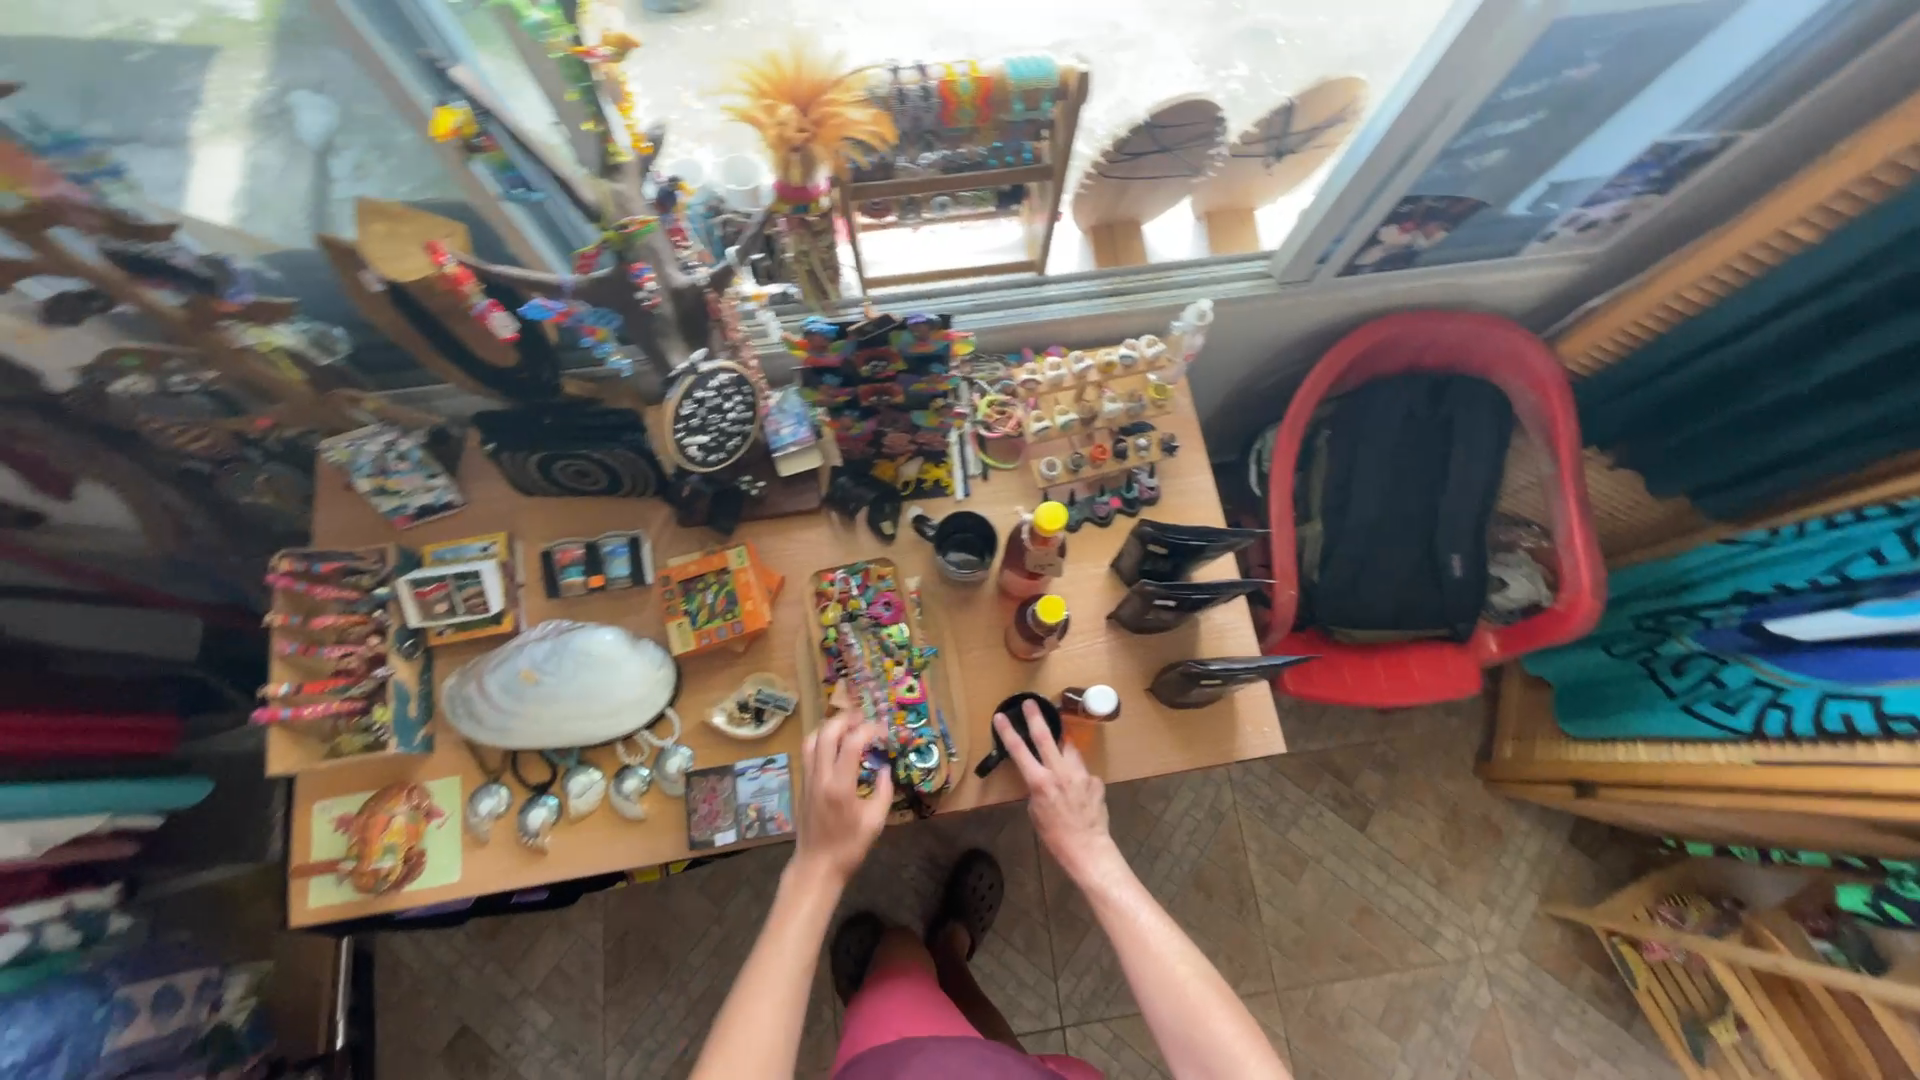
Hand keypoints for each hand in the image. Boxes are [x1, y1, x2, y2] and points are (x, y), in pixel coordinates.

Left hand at [792, 712, 891, 886]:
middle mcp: (820, 777)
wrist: (816, 867)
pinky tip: (836, 745)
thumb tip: (884, 769)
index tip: (883, 731)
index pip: (852, 743)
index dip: (869, 730)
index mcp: (840, 786)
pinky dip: (822, 740)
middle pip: (827, 733)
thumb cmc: (849, 847)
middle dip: (846, 719)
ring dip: (830, 727)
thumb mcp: (875, 821)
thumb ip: (883, 791)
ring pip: (812, 739)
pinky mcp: (802, 784)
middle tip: (863, 718)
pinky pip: (809, 752)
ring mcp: (807, 779)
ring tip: (848, 727)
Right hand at [995, 703, 1121, 884]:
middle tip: (1030, 703)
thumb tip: (1042, 778)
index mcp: (1040, 782)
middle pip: (1045, 737)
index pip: (1019, 751)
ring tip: (1060, 749)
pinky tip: (1079, 791)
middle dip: (1036, 717)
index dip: (1008, 732)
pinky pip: (1083, 771)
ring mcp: (1080, 774)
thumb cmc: (1055, 836)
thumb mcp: (1035, 812)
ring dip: (1062, 747)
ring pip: (1069, 750)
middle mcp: (1060, 772)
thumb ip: (1037, 789)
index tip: (1000, 716)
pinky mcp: (1096, 780)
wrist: (1088, 849)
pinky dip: (1078, 776)